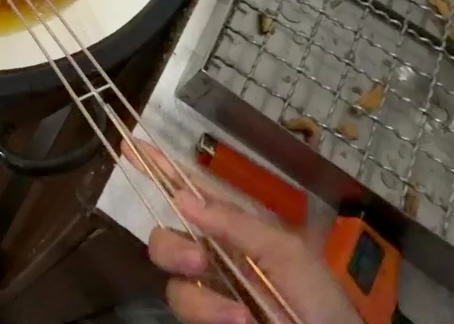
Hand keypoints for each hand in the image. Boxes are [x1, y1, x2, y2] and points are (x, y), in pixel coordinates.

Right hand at [148, 190, 361, 323]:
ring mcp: (212, 299)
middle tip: (198, 262)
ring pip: (174, 286)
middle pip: (166, 240)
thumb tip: (181, 196)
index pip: (190, 194)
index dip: (159, 169)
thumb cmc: (323, 304)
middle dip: (172, 247)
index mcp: (236, 232)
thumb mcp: (288, 254)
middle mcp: (217, 261)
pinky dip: (210, 318)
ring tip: (239, 318)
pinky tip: (239, 323)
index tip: (130, 147)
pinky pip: (185, 317)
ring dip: (202, 301)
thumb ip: (236, 224)